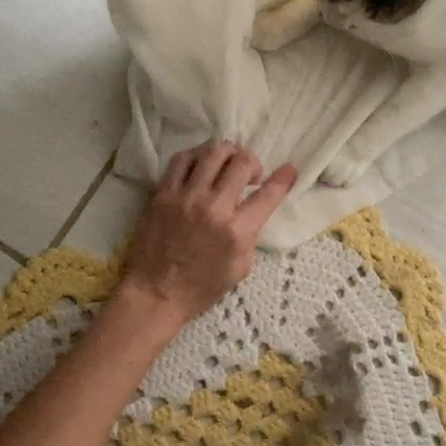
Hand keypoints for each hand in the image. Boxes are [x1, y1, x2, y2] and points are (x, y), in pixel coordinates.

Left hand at [120, 141, 298, 320]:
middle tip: (249, 174)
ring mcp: (186, 198)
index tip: (289, 169)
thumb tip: (254, 210)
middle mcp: (214, 208)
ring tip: (226, 164)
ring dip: (227, 153)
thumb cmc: (201, 288)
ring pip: (212, 152)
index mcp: (237, 232)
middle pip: (241, 163)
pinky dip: (196, 157)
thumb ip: (251, 234)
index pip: (268, 195)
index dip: (284, 178)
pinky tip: (199, 166)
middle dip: (252, 163)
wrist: (155, 293)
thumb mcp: (241, 268)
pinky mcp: (163, 194)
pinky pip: (181, 160)